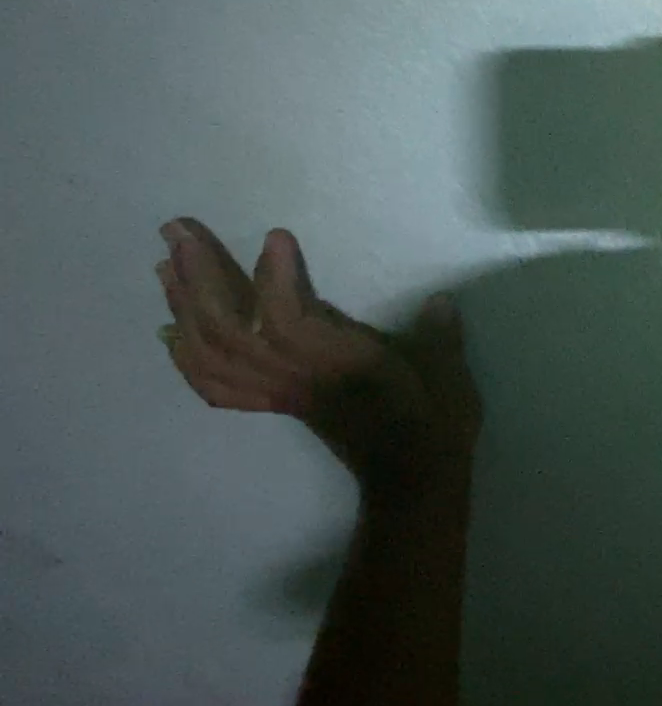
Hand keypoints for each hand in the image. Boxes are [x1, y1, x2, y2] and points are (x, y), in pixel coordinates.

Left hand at [156, 218, 480, 498]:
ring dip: (184, 307)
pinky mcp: (278, 403)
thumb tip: (439, 300)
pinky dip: (185, 358)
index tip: (276, 236)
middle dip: (202, 278)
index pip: (289, 321)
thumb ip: (440, 339)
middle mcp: (299, 379)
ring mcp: (281, 393)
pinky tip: (172, 333)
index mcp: (343, 367)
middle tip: (179, 231)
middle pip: (232, 330)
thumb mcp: (450, 378)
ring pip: (213, 352)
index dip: (275, 278)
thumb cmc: (435, 422)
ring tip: (166, 264)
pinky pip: (216, 384)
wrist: (414, 475)